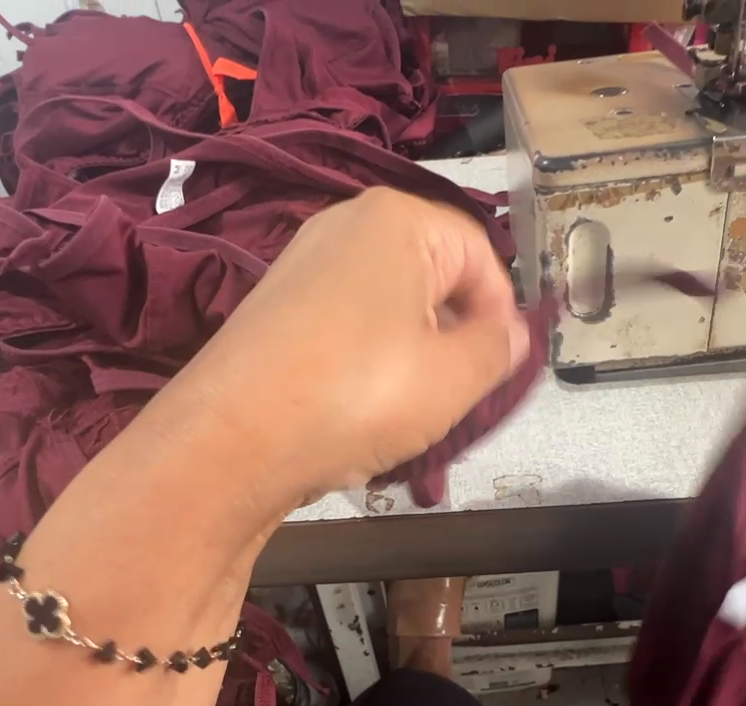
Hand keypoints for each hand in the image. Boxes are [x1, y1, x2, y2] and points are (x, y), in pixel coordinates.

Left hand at [170, 187, 528, 509]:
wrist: (231, 442)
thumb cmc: (357, 396)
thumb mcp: (454, 378)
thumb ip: (500, 348)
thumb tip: (514, 332)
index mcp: (398, 222)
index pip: (481, 257)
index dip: (501, 317)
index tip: (499, 371)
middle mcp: (345, 228)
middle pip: (434, 281)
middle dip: (455, 340)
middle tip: (455, 398)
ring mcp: (303, 268)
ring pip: (392, 312)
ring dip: (414, 361)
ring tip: (407, 414)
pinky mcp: (277, 312)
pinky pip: (349, 330)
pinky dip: (369, 367)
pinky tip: (360, 412)